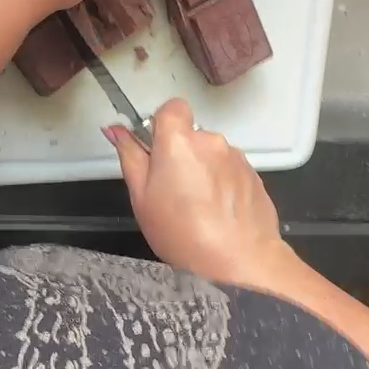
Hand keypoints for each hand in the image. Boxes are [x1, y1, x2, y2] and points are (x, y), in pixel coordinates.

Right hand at [106, 99, 297, 287]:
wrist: (239, 260)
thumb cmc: (182, 231)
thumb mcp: (141, 197)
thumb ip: (129, 156)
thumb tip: (115, 129)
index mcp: (178, 140)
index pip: (171, 108)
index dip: (160, 126)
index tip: (154, 153)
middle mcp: (211, 140)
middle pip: (190, 135)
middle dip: (180, 155)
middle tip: (170, 192)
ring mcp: (236, 157)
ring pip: (210, 155)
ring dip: (201, 172)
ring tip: (196, 209)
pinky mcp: (253, 176)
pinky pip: (228, 172)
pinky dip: (220, 186)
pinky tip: (216, 215)